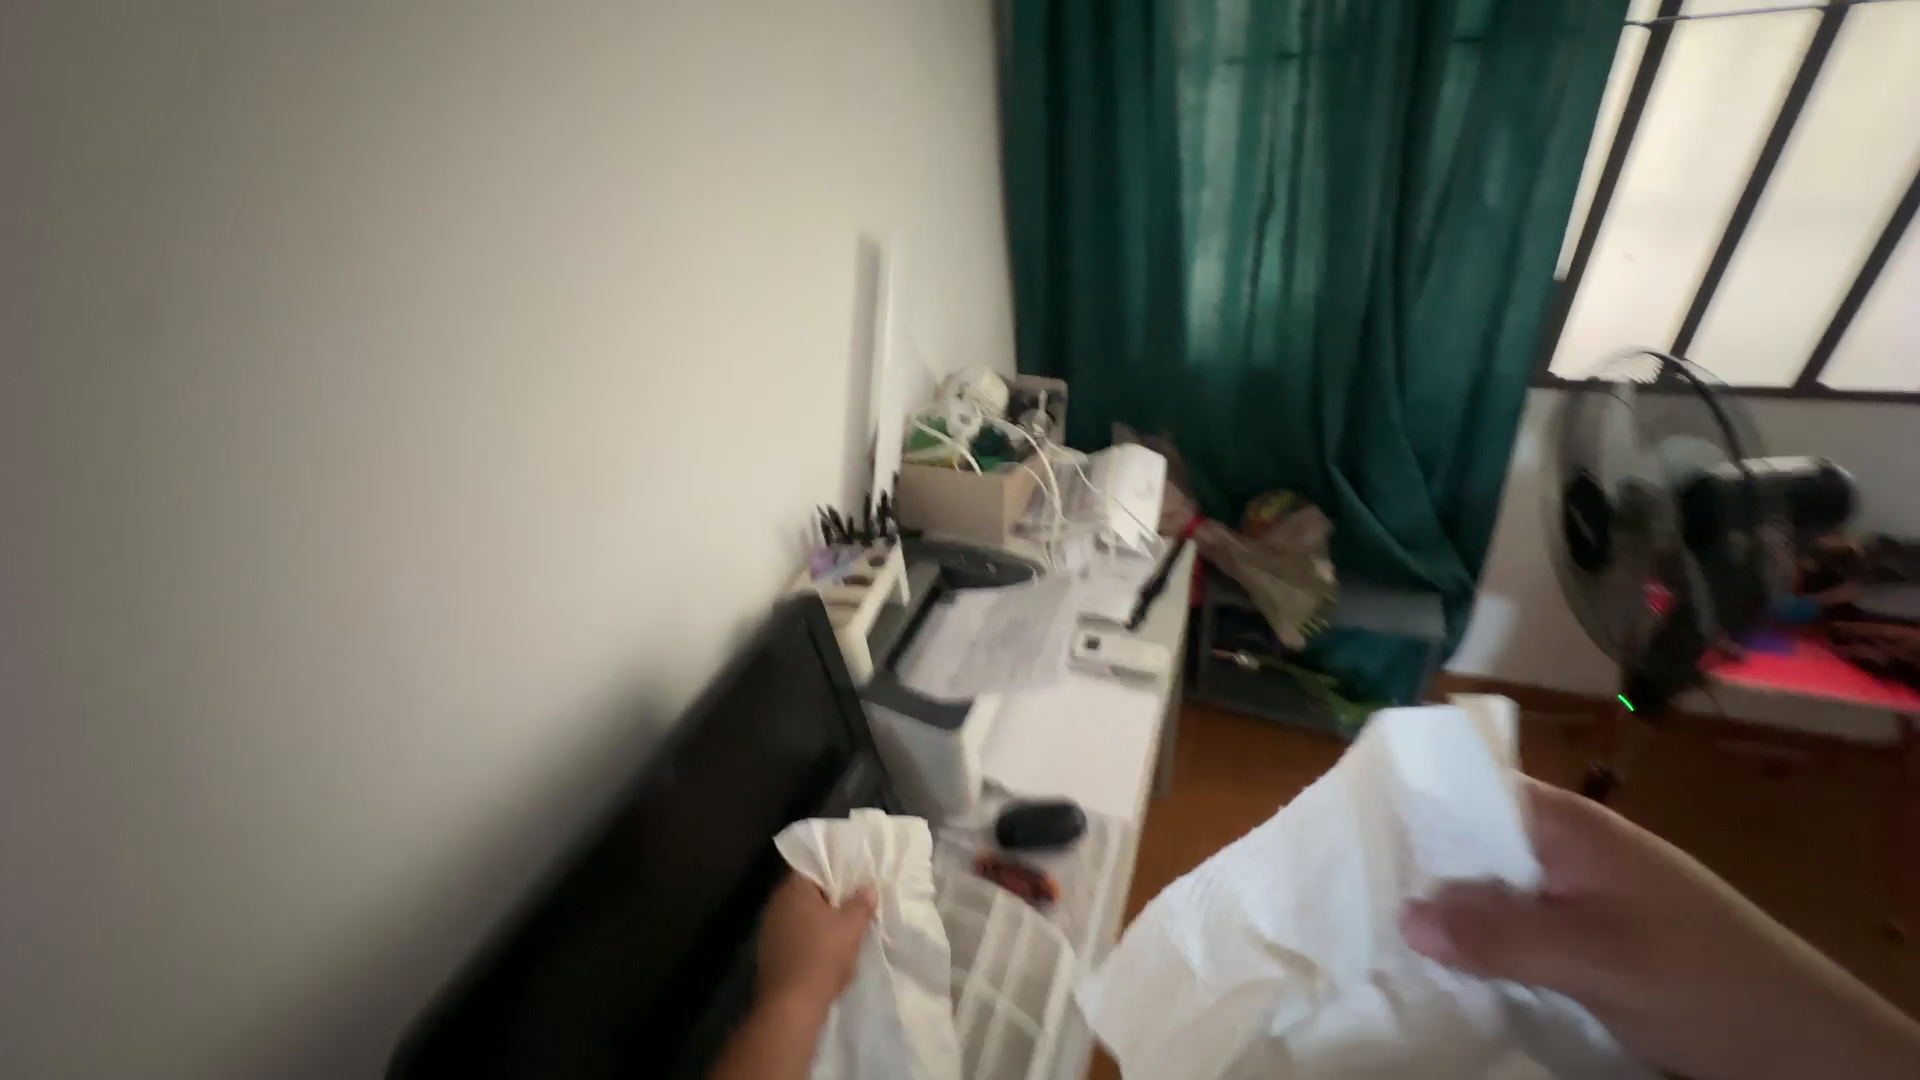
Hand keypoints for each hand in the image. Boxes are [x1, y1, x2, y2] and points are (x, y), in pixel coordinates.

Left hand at [757, 873, 876, 1012]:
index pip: (813, 868)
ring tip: (843, 932)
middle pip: (807, 894)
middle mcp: (776, 904)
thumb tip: (868, 888)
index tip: (853, 879)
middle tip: (852, 905)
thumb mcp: (851, 927)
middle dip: (829, 900)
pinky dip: (809, 942)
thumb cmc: (822, 956)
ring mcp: (769, 930)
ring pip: (800, 918)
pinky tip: (826, 955)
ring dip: (819, 923)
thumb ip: (861, 903)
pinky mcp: (769, 955)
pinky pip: (794, 938)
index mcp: (793, 889)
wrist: (790, 1007)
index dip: (835, 872)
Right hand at [1400, 778, 1919, 1079]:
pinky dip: (1472, 939)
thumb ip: (1502, 934)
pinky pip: (1505, 925)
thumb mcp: (1603, 959)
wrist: (1821, 1059)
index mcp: (1563, 823)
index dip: (1408, 799)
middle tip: (1349, 884)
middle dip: (1414, 861)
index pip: (1465, 786)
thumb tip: (1403, 916)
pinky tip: (1438, 959)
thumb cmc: (1710, 982)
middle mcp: (1559, 847)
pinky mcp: (1578, 937)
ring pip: (1482, 885)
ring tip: (1377, 922)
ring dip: (1442, 906)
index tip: (1349, 822)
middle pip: (1465, 837)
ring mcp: (1570, 893)